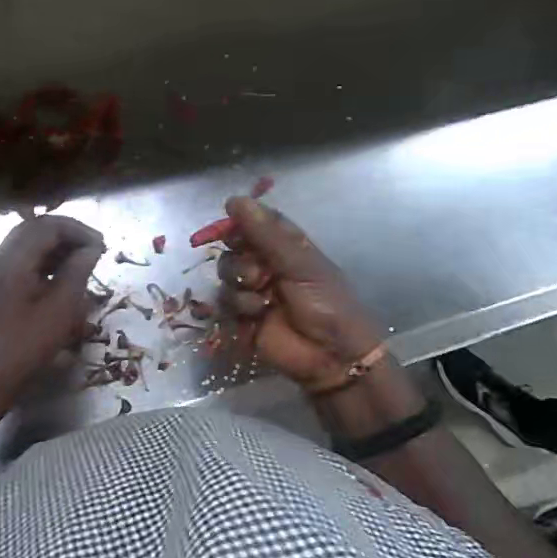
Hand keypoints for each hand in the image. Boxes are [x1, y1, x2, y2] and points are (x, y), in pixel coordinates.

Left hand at [0, 215, 105, 399]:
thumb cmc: (22, 347)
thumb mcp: (58, 310)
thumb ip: (76, 273)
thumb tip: (90, 249)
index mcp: (13, 259)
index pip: (48, 226)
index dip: (78, 230)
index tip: (101, 245)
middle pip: (34, 231)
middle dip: (65, 235)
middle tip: (92, 250)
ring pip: (24, 249)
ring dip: (53, 250)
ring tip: (79, 266)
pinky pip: (18, 266)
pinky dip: (41, 266)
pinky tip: (57, 285)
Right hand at [215, 197, 386, 388]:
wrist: (332, 356)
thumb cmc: (326, 304)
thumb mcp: (299, 264)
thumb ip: (265, 234)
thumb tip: (235, 200)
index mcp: (285, 246)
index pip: (255, 222)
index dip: (240, 221)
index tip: (227, 225)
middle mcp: (266, 263)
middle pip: (233, 247)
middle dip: (240, 259)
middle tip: (257, 273)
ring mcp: (253, 289)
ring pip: (226, 272)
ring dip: (240, 283)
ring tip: (262, 299)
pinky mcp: (242, 315)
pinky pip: (224, 300)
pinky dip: (239, 305)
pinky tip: (257, 315)